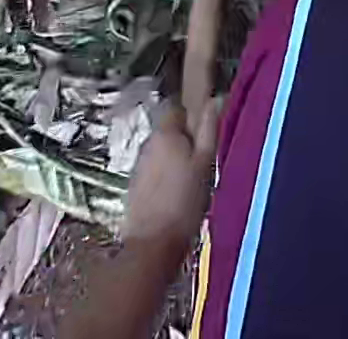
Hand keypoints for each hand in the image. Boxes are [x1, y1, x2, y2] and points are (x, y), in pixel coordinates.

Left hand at [121, 100, 217, 251]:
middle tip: (202, 163)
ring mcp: (137, 167)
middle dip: (184, 142)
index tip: (205, 137)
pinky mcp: (133, 189)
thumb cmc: (185, 201)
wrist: (152, 247)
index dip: (192, 119)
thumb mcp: (206, 161)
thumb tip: (213, 100)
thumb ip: (209, 128)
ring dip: (174, 161)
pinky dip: (164, 179)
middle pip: (169, 132)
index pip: (177, 109)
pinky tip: (175, 198)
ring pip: (161, 154)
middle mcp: (146, 144)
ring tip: (190, 184)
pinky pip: (153, 173)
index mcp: (164, 133)